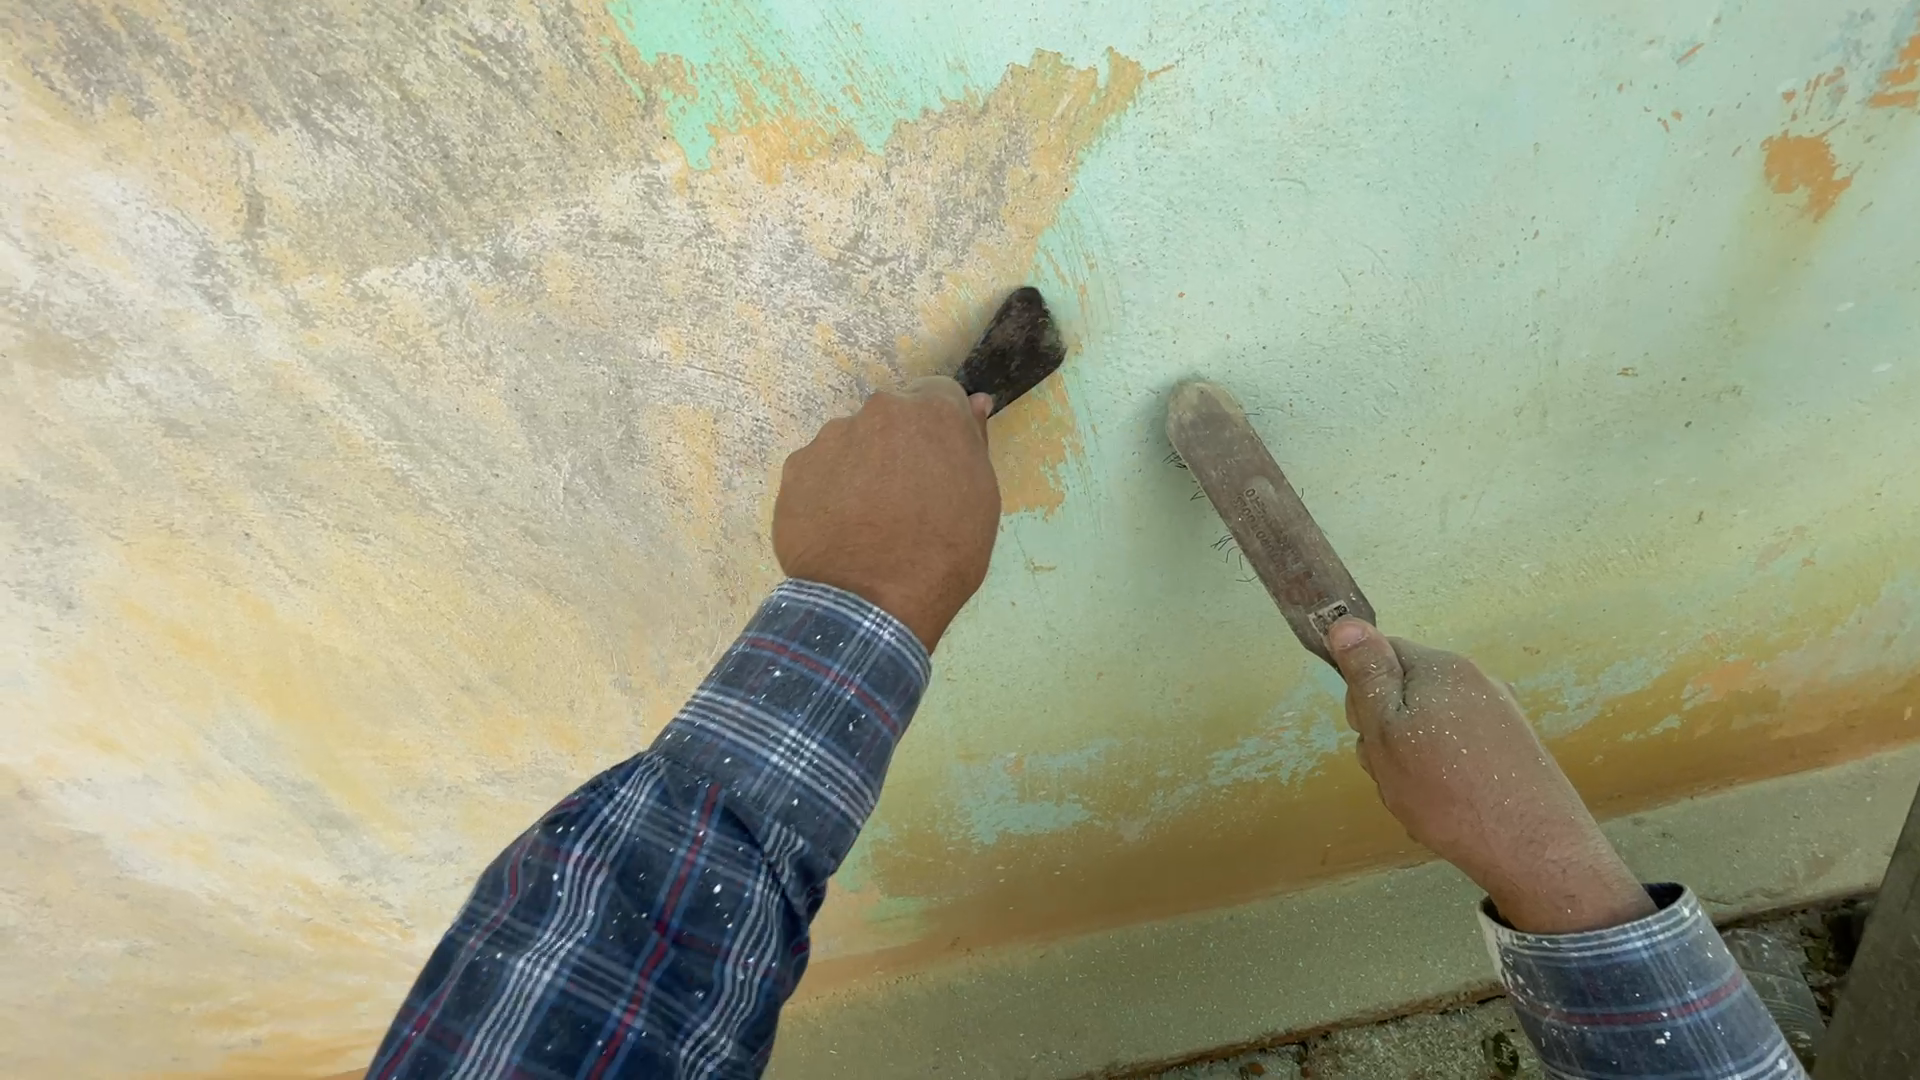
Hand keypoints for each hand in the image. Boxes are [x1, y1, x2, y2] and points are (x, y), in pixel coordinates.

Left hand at [773, 377, 999, 649]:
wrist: (873, 603)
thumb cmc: (946, 554)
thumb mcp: (982, 500)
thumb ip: (973, 442)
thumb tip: (975, 402)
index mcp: (932, 411)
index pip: (940, 397)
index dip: (942, 433)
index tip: (941, 467)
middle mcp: (879, 410)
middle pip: (893, 418)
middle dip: (900, 447)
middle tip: (906, 500)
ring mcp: (831, 438)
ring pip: (853, 443)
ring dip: (862, 468)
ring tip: (867, 521)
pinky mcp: (796, 470)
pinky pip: (820, 472)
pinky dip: (829, 492)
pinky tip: (839, 529)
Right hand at [1328, 617, 1655, 933]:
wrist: (1539, 855)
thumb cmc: (1446, 790)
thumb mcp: (1386, 729)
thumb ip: (1366, 675)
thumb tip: (1345, 621)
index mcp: (1441, 667)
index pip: (1378, 654)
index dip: (1361, 692)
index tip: (1365, 730)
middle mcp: (1474, 681)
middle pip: (1402, 690)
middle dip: (1384, 728)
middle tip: (1389, 767)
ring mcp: (1499, 716)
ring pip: (1425, 725)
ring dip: (1408, 756)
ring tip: (1416, 794)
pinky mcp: (1513, 751)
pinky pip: (1455, 749)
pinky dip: (1440, 773)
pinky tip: (1443, 806)